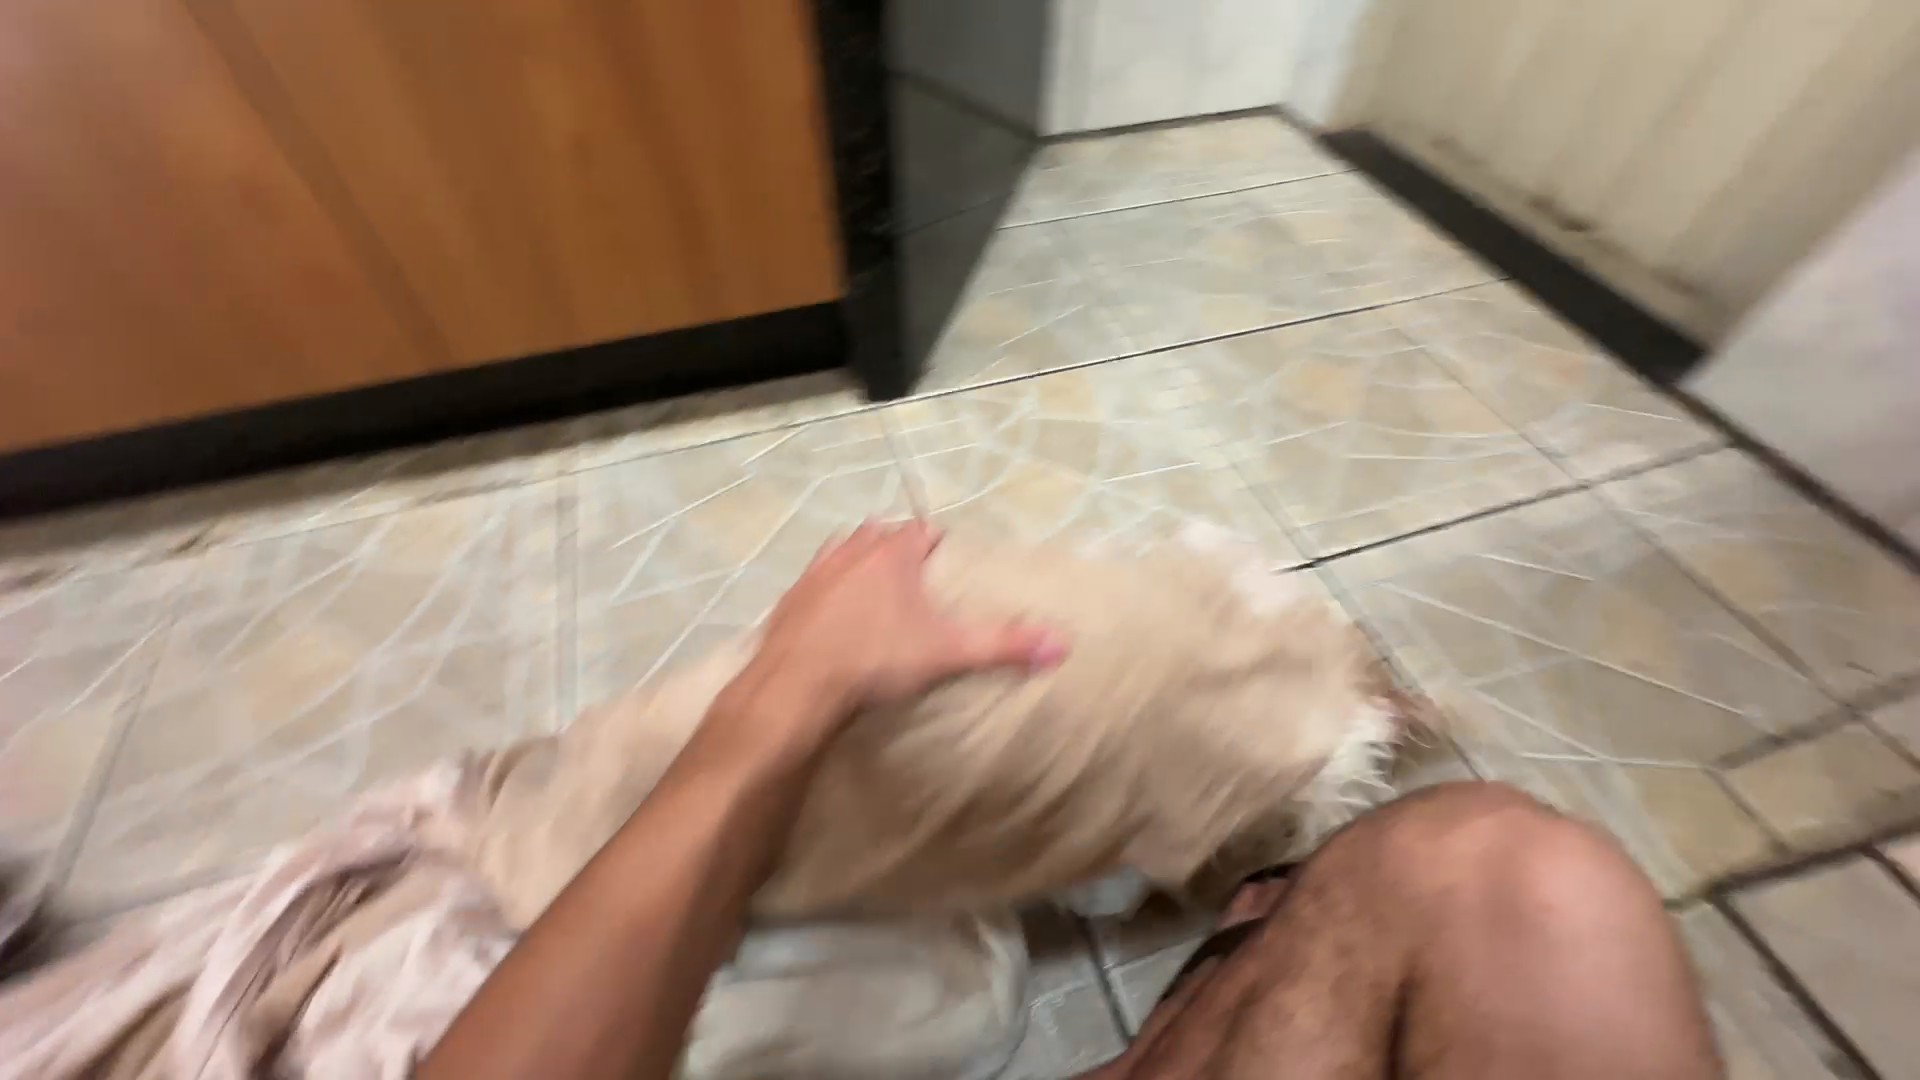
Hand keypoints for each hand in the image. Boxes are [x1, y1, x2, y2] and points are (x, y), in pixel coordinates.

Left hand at [751, 519, 1066, 721]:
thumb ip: (1003, 645)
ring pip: (844, 549)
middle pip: (881, 533)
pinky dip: (829, 585)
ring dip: (861, 560)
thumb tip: (1062, 643)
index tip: (945, 565)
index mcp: (893, 555)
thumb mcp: (947, 653)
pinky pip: (815, 578)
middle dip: (898, 548)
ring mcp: (817, 571)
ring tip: (876, 590)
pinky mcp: (791, 596)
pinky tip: (833, 612)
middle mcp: (853, 551)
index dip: (936, 544)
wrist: (799, 685)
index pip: (922, 530)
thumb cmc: (877, 660)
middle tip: (914, 579)